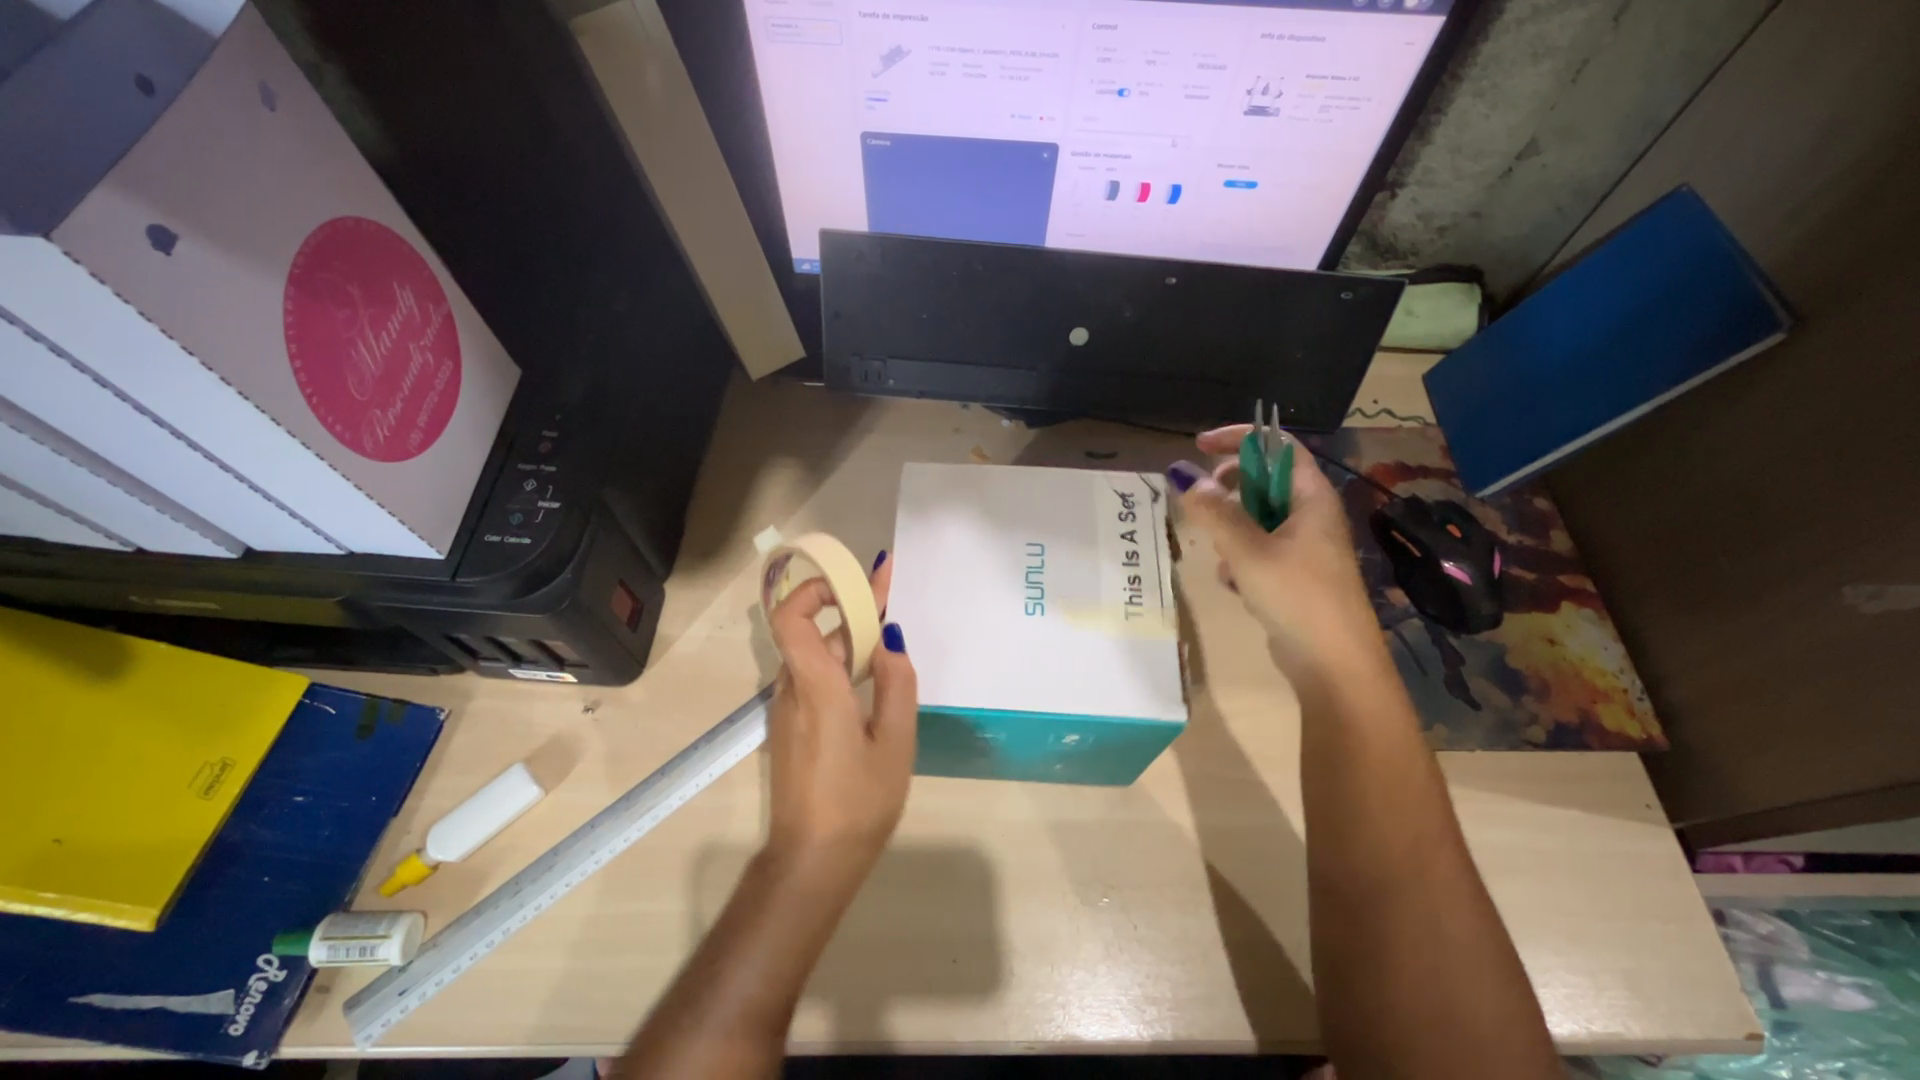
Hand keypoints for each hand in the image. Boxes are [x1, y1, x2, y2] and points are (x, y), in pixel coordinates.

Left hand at [763, 553, 916, 878]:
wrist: (812, 862)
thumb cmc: (858, 802)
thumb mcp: (894, 742)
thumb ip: (896, 684)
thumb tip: (890, 639)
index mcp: (816, 687)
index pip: (792, 617)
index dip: (816, 590)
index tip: (857, 585)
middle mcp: (793, 692)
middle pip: (811, 635)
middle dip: (850, 612)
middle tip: (894, 602)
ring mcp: (788, 714)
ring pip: (813, 661)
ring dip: (847, 643)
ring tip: (891, 641)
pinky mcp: (792, 733)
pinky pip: (814, 685)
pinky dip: (841, 670)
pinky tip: (873, 684)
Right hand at [1168, 427, 1386, 684]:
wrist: (1334, 664)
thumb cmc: (1296, 596)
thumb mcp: (1247, 550)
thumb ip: (1213, 511)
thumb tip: (1182, 474)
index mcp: (1312, 497)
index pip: (1278, 446)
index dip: (1239, 439)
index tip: (1199, 447)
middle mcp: (1312, 516)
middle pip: (1265, 482)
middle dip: (1229, 490)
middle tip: (1202, 503)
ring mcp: (1305, 548)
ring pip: (1258, 520)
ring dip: (1231, 530)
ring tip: (1220, 554)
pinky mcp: (1296, 578)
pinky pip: (1260, 552)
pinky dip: (1240, 559)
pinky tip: (1232, 583)